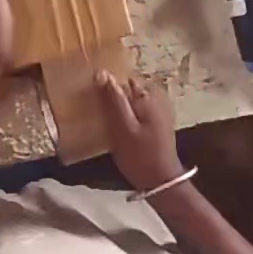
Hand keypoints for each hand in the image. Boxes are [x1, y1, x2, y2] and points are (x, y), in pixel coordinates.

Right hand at [95, 70, 186, 192]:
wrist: (160, 180)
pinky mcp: (157, 121)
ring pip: (131, 99)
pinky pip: (136, 109)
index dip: (106, 85)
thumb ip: (113, 100)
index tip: (92, 97)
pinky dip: (126, 114)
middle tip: (96, 111)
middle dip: (112, 95)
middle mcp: (156, 98)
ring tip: (104, 119)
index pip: (123, 78)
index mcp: (147, 96)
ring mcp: (159, 109)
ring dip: (117, 106)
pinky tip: (117, 127)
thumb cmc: (139, 155)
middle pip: (128, 88)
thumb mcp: (122, 128)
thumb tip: (102, 73)